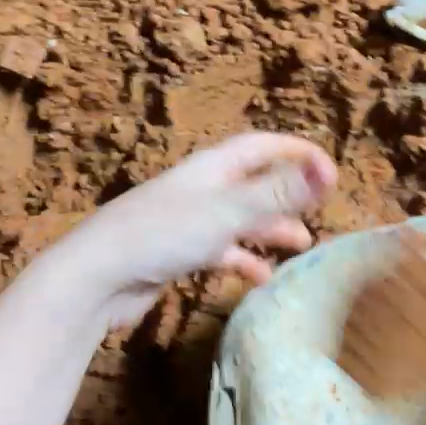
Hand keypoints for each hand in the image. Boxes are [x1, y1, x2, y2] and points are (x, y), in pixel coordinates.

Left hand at [49, 133, 336, 328]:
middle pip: (253, 183)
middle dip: (287, 195)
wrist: (95, 277)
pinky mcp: (177, 254)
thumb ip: (278, 193)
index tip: (330, 172)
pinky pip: (221, 251)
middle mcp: (202, 189)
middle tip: (319, 210)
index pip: (262, 146)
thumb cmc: (162, 234)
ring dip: (269, 229)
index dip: (297, 153)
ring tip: (301, 245)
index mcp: (212, 168)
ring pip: (240, 219)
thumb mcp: (227, 211)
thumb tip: (328, 173)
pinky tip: (261, 278)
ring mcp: (188, 222)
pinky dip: (243, 261)